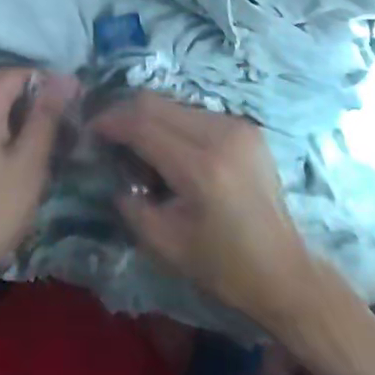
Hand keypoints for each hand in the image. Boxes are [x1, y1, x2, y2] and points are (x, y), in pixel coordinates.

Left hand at [0, 67, 77, 299]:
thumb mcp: (29, 164)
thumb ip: (47, 116)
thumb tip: (66, 77)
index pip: (19, 72)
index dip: (49, 82)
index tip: (75, 105)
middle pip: (4, 88)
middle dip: (37, 101)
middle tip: (66, 128)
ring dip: (22, 120)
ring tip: (49, 147)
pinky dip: (4, 133)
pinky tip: (20, 161)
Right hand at [91, 93, 317, 330]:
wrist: (285, 271)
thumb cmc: (223, 266)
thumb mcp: (165, 244)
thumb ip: (131, 204)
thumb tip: (114, 173)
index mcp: (200, 167)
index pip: (142, 124)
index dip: (110, 122)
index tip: (90, 129)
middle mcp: (221, 135)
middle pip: (157, 103)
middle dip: (125, 113)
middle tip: (107, 131)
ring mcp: (238, 126)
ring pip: (176, 104)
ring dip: (150, 116)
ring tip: (136, 141)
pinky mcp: (247, 128)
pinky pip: (197, 113)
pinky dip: (174, 122)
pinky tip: (168, 146)